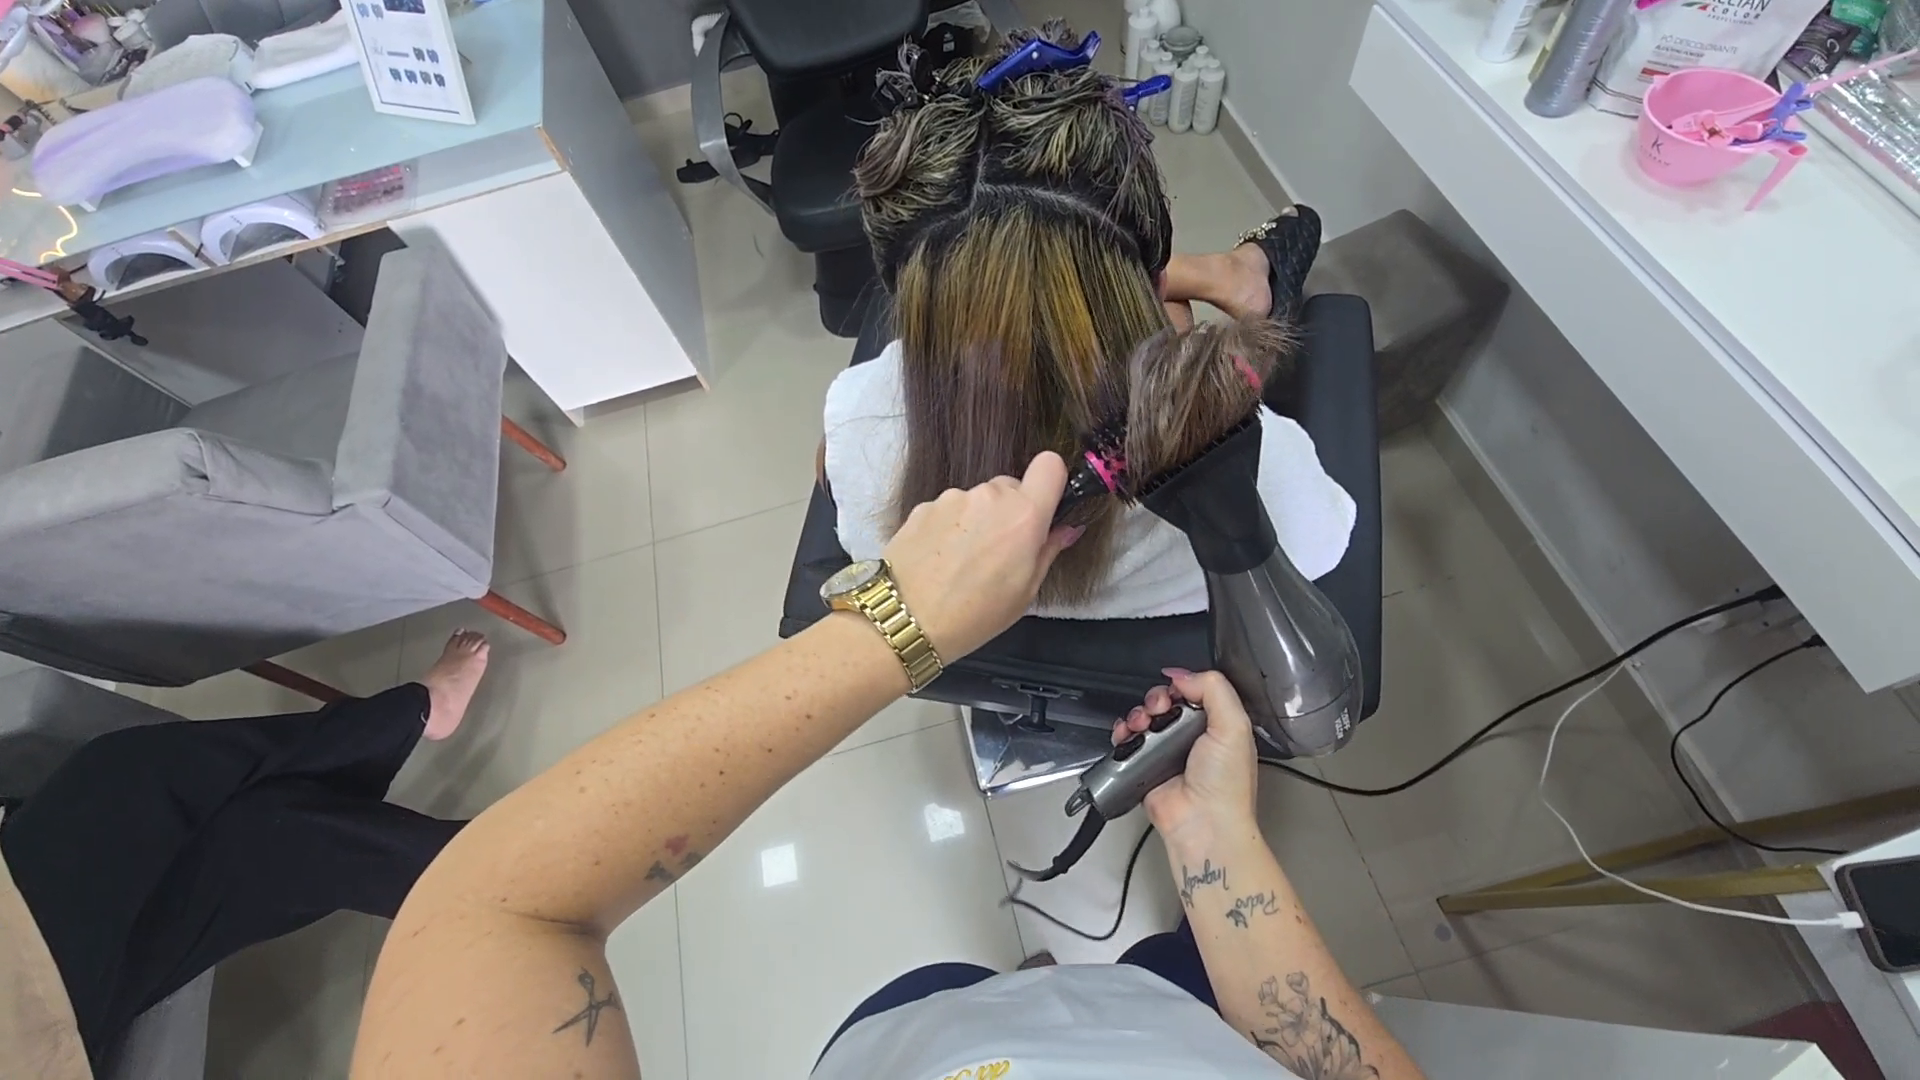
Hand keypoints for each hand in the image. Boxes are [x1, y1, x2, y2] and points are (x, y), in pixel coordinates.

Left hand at [883, 451, 1080, 660]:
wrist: (905, 619)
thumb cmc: (973, 614)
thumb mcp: (1025, 592)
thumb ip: (1048, 550)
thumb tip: (1066, 528)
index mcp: (1024, 515)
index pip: (1050, 464)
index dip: (1050, 482)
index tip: (1044, 506)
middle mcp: (989, 497)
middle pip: (1011, 486)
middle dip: (1011, 511)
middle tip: (1001, 551)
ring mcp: (953, 498)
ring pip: (978, 499)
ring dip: (978, 520)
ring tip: (964, 561)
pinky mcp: (924, 506)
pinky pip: (949, 509)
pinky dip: (950, 527)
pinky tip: (940, 559)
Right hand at [1112, 670, 1259, 851]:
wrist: (1202, 825)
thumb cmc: (1226, 787)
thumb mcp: (1234, 726)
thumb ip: (1214, 689)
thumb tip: (1183, 674)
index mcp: (1218, 725)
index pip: (1193, 691)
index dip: (1180, 685)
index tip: (1175, 690)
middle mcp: (1192, 737)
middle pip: (1164, 702)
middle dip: (1155, 699)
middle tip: (1157, 710)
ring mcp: (1166, 752)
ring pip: (1144, 718)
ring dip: (1137, 715)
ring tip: (1141, 725)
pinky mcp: (1145, 766)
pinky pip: (1127, 741)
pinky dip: (1122, 733)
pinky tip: (1126, 735)